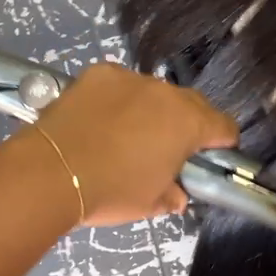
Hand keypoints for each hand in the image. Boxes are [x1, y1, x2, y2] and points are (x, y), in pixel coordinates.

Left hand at [29, 63, 236, 226]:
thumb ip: (172, 194)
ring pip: (154, 93)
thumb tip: (178, 193)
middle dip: (188, 123)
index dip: (222, 143)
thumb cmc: (110, 192)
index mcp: (189, 124)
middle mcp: (167, 94)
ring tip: (126, 134)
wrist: (51, 172)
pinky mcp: (101, 72)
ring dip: (151, 110)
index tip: (210, 157)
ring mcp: (133, 78)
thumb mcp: (149, 203)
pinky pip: (121, 84)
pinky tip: (100, 119)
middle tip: (169, 148)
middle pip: (192, 104)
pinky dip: (118, 98)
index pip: (224, 126)